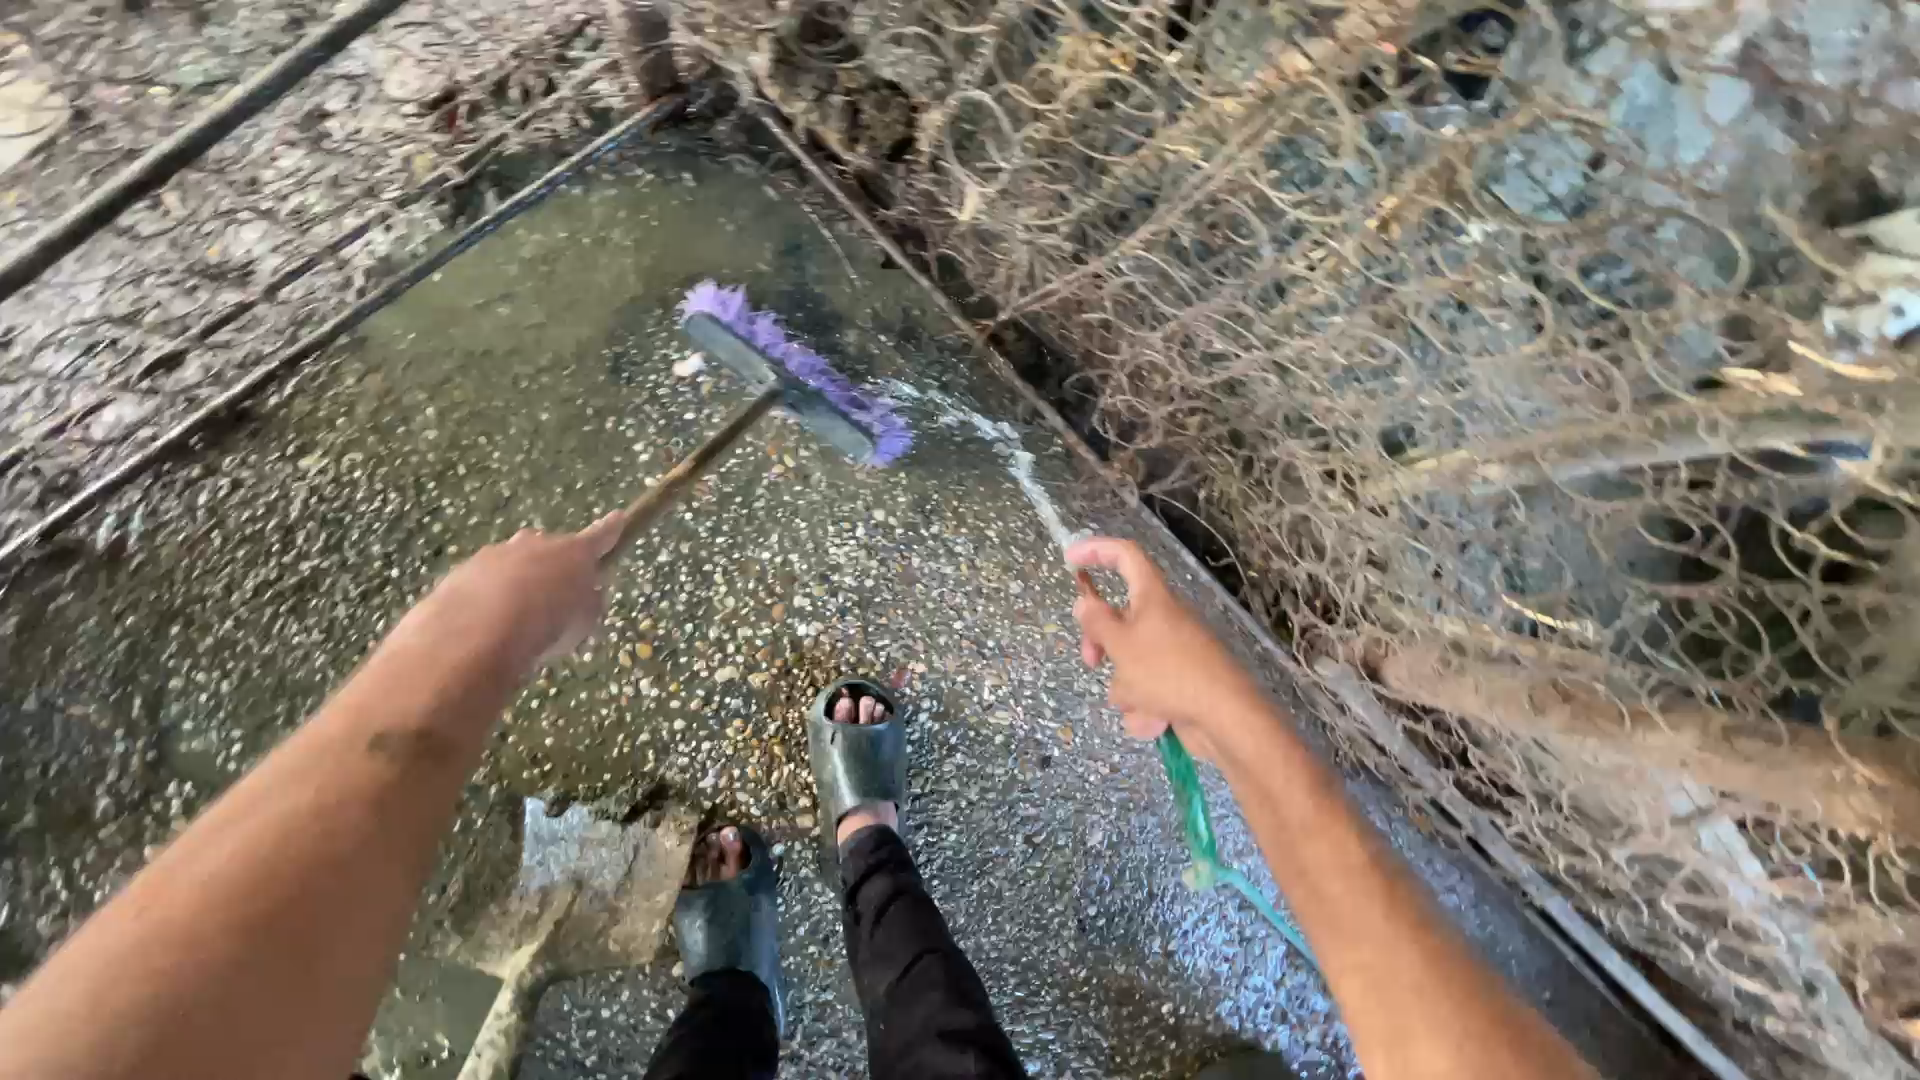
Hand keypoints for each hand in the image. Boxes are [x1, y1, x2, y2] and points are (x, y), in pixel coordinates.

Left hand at [389, 511, 626, 674]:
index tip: (619, 516)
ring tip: (517, 617)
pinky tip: (487, 623)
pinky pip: (484, 580)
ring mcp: (496, 553)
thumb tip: (585, 592)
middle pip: (551, 547)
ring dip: (519, 581)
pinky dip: (489, 595)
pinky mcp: (463, 570)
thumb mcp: (585, 620)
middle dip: (554, 564)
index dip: (612, 528)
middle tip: (555, 594)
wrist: (477, 633)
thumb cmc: (548, 626)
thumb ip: (589, 601)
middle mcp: (536, 544)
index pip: (601, 535)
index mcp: (575, 552)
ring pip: (515, 562)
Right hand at [1066, 536, 1268, 763]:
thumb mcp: (1122, 645)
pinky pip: (1146, 688)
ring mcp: (1171, 652)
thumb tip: (1083, 602)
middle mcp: (1162, 619)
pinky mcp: (1177, 682)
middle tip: (1092, 660)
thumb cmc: (1170, 672)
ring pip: (1128, 660)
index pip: (1124, 556)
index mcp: (1152, 597)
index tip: (1070, 559)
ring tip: (1139, 702)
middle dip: (1100, 642)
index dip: (1096, 550)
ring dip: (1125, 685)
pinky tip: (1154, 720)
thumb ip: (1097, 623)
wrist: (1224, 717)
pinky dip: (1144, 706)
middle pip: (1118, 617)